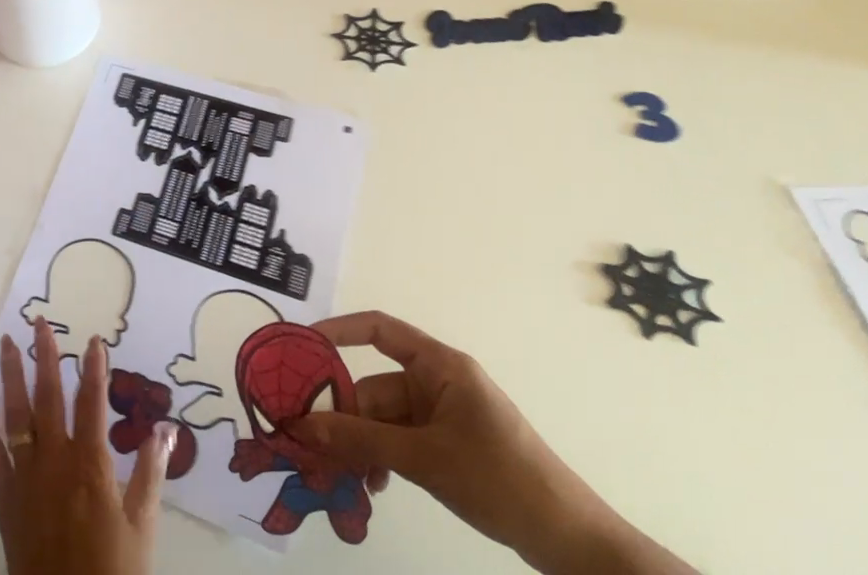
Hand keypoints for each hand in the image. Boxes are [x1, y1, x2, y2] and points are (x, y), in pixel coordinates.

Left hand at [0, 317, 176, 574]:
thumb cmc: (114, 568)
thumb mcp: (143, 524)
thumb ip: (152, 473)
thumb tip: (165, 429)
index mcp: (91, 465)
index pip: (92, 403)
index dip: (93, 370)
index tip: (93, 341)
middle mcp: (55, 461)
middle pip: (48, 398)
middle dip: (45, 357)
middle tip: (40, 323)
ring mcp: (25, 476)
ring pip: (16, 415)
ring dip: (12, 376)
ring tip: (8, 344)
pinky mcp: (4, 495)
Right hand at [288, 312, 694, 574]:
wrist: (569, 537)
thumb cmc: (500, 479)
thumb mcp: (423, 458)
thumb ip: (359, 440)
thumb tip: (300, 426)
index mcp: (441, 367)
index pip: (379, 329)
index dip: (337, 331)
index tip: (299, 350)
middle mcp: (438, 383)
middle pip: (372, 387)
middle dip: (342, 418)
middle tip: (308, 446)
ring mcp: (442, 415)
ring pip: (381, 420)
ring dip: (359, 447)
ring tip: (340, 478)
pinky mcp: (446, 445)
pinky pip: (397, 441)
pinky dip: (380, 460)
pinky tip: (373, 487)